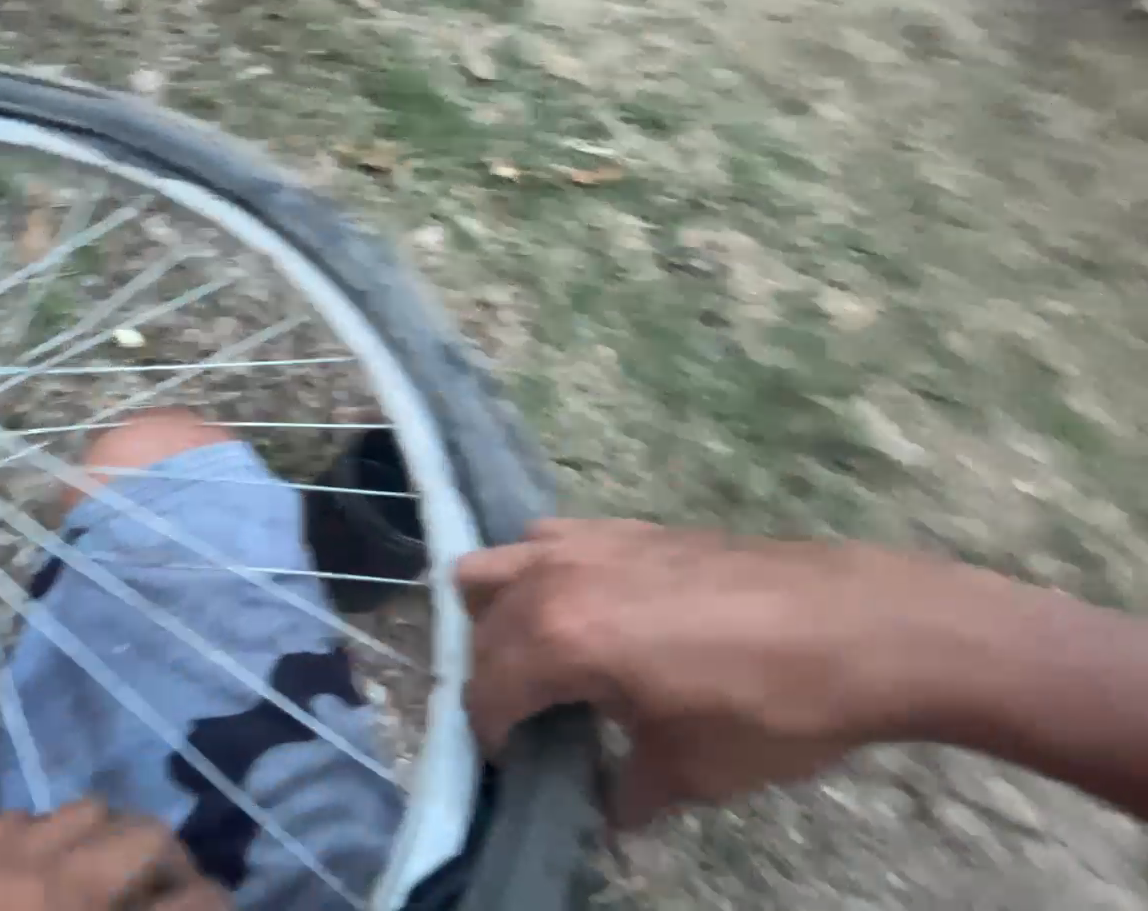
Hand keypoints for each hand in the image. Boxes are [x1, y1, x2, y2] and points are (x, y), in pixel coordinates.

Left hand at [0, 801, 229, 910]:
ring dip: (115, 838)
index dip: (215, 902)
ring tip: (114, 870)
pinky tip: (42, 867)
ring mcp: (5, 854)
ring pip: (90, 810)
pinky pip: (27, 818)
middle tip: (178, 892)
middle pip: (148, 836)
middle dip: (176, 863)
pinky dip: (50, 838)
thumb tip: (172, 904)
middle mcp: (56, 881)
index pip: (186, 902)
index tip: (221, 906)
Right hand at [456, 519, 993, 827]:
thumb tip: (610, 813)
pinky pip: (537, 541)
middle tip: (531, 715)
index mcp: (558, 641)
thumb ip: (630, 792)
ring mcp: (576, 544)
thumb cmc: (772, 704)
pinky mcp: (610, 527)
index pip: (485, 690)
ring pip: (488, 569)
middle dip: (490, 678)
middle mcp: (547, 582)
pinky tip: (584, 602)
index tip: (511, 760)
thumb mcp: (694, 769)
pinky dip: (536, 571)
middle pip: (479, 630)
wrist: (860, 625)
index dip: (490, 735)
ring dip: (496, 612)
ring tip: (542, 647)